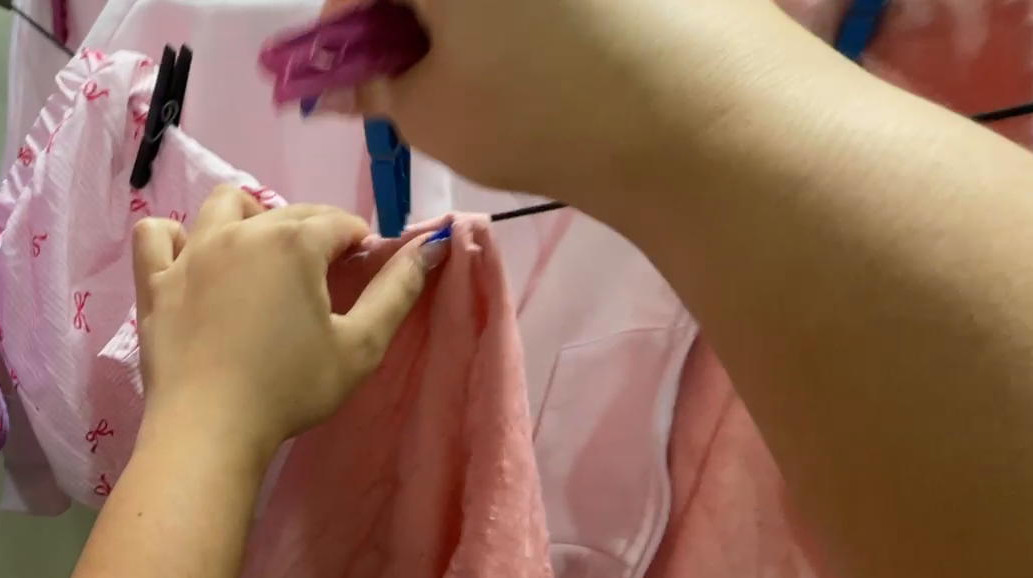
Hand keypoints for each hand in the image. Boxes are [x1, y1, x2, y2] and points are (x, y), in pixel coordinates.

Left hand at [131, 186, 433, 456]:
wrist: (209, 429)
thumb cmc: (289, 391)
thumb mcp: (359, 348)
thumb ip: (397, 293)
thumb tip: (430, 245)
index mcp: (294, 243)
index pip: (338, 223)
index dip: (355, 245)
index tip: (357, 273)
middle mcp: (240, 233)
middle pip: (286, 213)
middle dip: (311, 234)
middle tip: (315, 281)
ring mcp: (191, 256)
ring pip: (222, 206)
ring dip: (247, 216)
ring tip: (257, 253)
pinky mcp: (154, 284)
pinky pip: (154, 236)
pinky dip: (172, 239)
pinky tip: (189, 260)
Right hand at [326, 0, 825, 205]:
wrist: (694, 112)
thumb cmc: (533, 113)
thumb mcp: (429, 111)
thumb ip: (373, 87)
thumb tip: (338, 83)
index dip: (339, 27)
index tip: (340, 73)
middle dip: (398, 16)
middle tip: (402, 72)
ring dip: (452, 13)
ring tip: (468, 63)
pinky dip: (508, 9)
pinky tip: (525, 45)